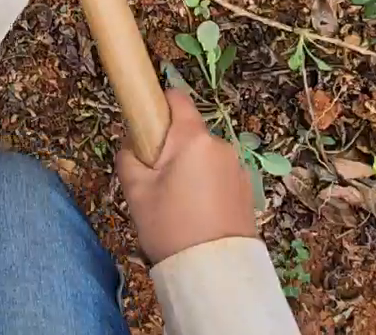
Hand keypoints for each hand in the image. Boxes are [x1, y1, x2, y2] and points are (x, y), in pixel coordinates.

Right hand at [116, 88, 257, 264]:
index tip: (146, 125)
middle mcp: (220, 145)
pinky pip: (218, 175)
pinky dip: (206, 185)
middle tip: (157, 179)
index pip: (176, 97)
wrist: (215, 278)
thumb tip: (133, 145)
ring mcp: (238, 169)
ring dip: (190, 168)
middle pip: (188, 131)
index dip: (158, 104)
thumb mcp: (136, 191)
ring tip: (178, 203)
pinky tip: (197, 214)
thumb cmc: (171, 227)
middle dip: (172, 147)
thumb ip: (128, 156)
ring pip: (203, 155)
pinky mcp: (247, 191)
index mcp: (193, 138)